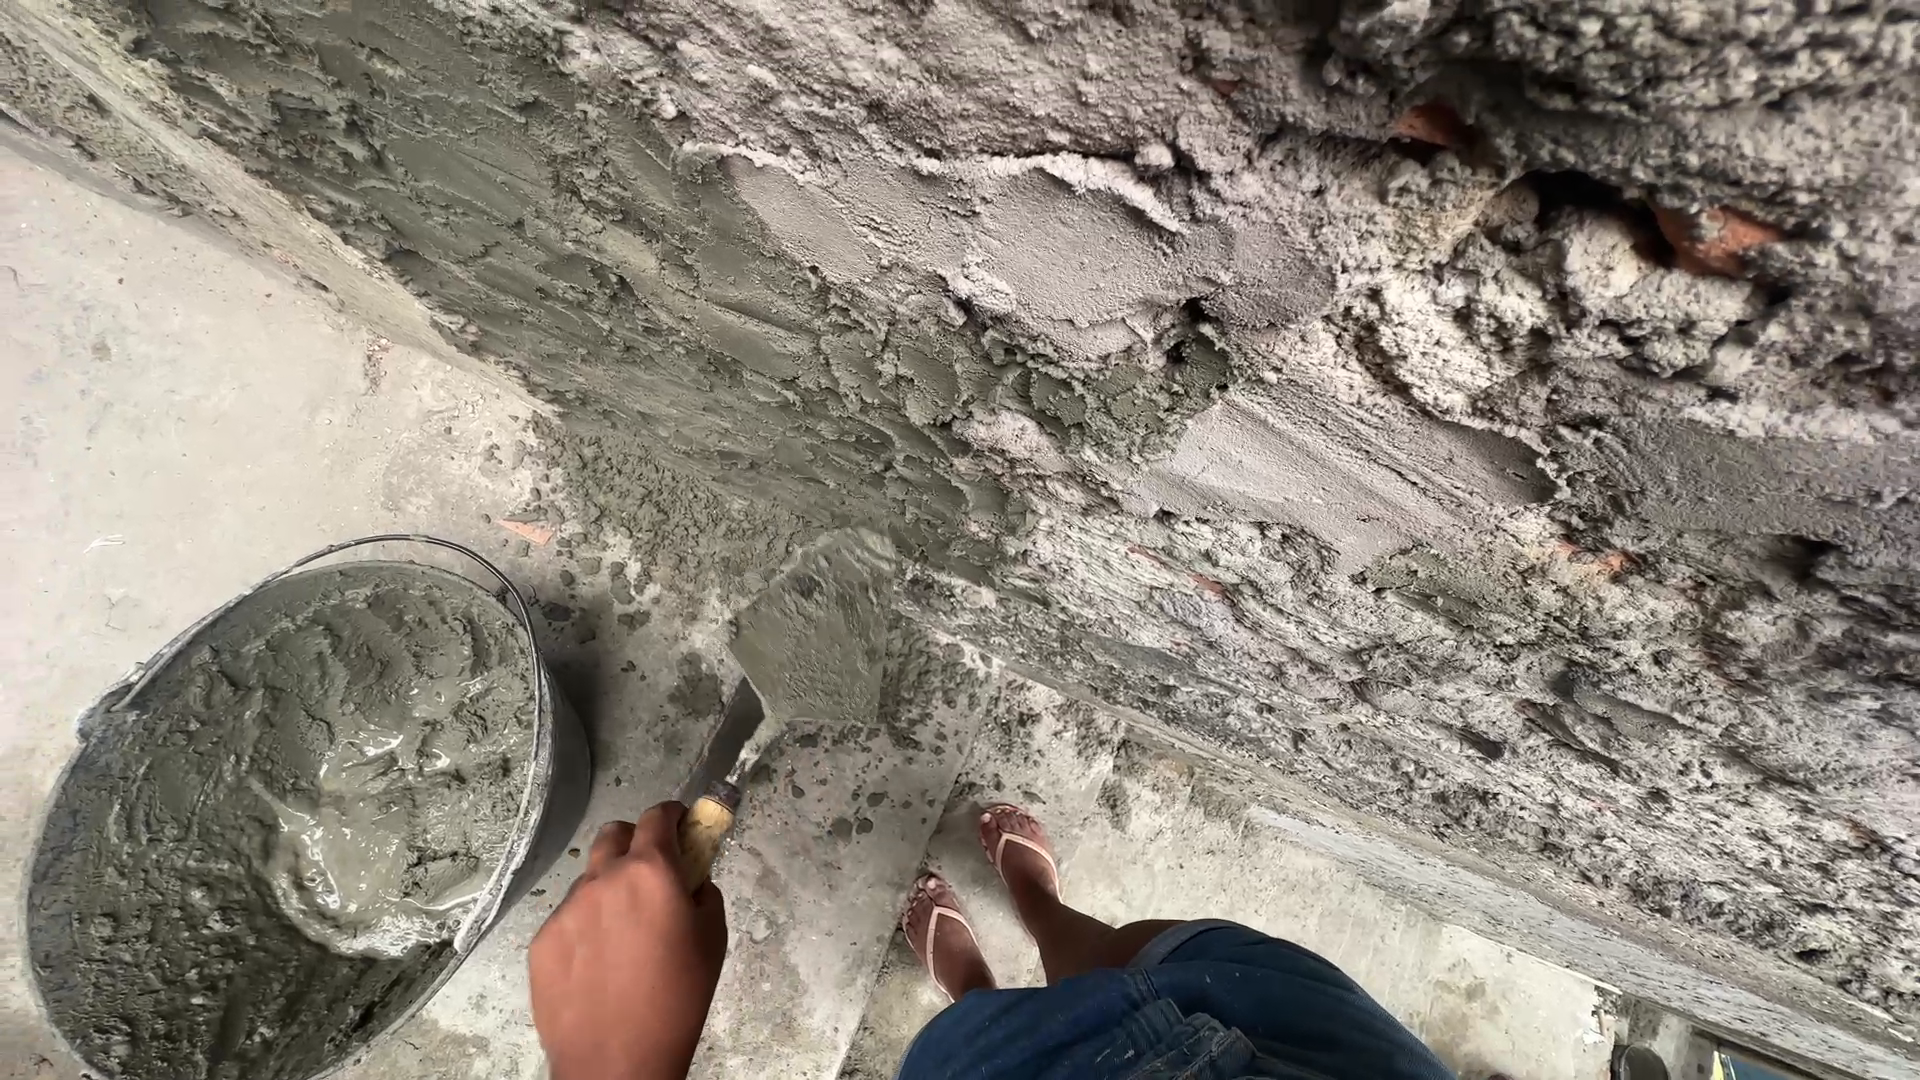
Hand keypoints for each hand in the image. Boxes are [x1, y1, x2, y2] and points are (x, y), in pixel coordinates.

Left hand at [530, 802, 727, 1079]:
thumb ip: (702, 888)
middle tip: (649, 873)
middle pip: (614, 833)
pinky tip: (598, 960)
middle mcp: (604, 878)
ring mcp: (567, 909)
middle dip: (635, 841)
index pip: (658, 815)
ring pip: (590, 877)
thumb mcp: (713, 932)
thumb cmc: (680, 994)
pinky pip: (568, 915)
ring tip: (621, 931)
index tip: (682, 828)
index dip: (674, 815)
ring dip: (609, 886)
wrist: (619, 1061)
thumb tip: (689, 877)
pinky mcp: (542, 942)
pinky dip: (586, 923)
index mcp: (651, 869)